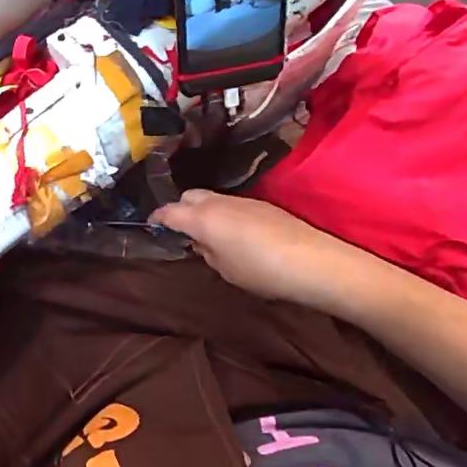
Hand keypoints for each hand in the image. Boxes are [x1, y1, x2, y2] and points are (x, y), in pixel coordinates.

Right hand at [151, 189, 403, 315]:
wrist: (313, 262)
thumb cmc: (261, 271)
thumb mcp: (224, 269)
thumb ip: (207, 251)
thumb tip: (201, 241)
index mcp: (202, 218)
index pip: (169, 211)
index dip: (158, 218)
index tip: (152, 226)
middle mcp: (218, 202)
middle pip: (189, 195)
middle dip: (180, 208)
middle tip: (183, 230)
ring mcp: (242, 201)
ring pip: (211, 198)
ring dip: (204, 211)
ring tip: (210, 234)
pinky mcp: (262, 205)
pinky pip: (231, 204)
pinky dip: (224, 213)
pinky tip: (235, 234)